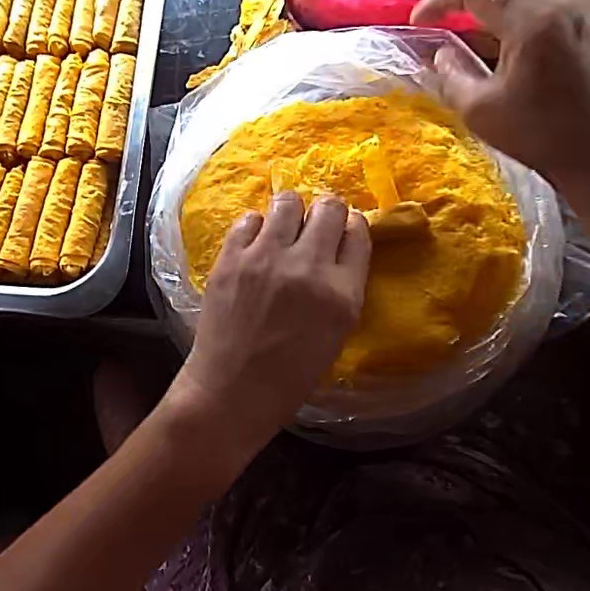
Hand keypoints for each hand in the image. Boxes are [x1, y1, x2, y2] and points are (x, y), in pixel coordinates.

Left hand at [173, 191, 369, 437]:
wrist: (232, 388)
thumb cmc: (289, 372)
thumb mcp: (335, 331)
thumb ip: (342, 286)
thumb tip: (336, 247)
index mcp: (343, 292)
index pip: (359, 232)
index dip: (350, 226)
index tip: (340, 230)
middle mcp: (308, 267)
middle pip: (329, 207)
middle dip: (325, 210)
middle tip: (312, 224)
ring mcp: (265, 259)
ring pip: (287, 202)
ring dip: (289, 210)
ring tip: (282, 227)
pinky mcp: (230, 259)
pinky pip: (248, 219)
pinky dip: (254, 226)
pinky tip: (253, 244)